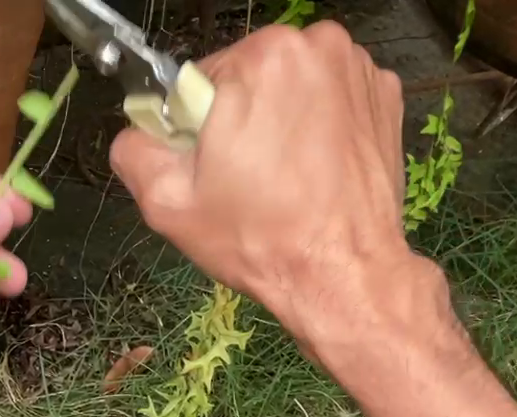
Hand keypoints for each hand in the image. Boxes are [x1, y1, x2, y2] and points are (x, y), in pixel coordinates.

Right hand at [110, 22, 419, 350]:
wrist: (339, 270)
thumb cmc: (257, 239)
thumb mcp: (168, 205)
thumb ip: (134, 154)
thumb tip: (134, 133)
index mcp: (255, 61)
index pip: (196, 81)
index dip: (191, 129)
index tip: (207, 168)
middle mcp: (311, 45)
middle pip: (245, 79)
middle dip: (235, 122)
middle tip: (240, 180)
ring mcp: (355, 66)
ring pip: (287, 88)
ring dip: (275, 123)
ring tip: (278, 180)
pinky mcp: (382, 93)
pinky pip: (326, 100)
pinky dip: (314, 128)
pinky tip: (310, 173)